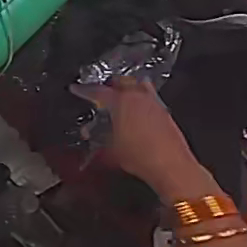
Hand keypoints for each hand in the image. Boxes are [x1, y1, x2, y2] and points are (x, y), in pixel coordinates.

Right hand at [74, 77, 208, 195]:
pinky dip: (141, 97)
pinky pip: (149, 96)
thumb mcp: (110, 150)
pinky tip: (138, 109)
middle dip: (109, 83)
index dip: (84, 90)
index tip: (75, 88)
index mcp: (119, 101)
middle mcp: (137, 96)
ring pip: (138, 84)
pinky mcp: (165, 111)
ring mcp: (153, 101)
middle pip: (121, 81)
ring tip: (120, 94)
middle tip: (101, 90)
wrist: (171, 165)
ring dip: (128, 86)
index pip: (97, 91)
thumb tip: (87, 133)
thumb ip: (97, 139)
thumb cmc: (137, 156)